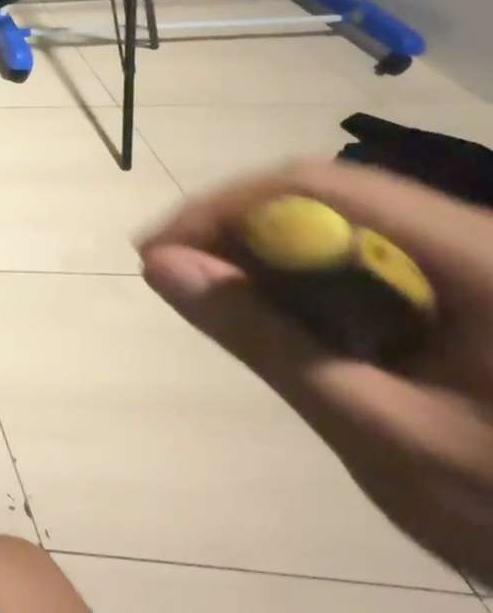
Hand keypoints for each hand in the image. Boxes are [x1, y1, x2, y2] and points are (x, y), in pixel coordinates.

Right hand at [138, 160, 492, 584]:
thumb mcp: (380, 431)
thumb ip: (268, 341)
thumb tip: (162, 265)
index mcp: (477, 261)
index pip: (319, 188)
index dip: (223, 208)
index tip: (160, 255)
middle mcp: (483, 242)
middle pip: (330, 196)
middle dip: (238, 230)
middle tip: (180, 278)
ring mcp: (484, 262)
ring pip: (347, 221)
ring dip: (268, 253)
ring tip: (221, 298)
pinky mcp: (481, 286)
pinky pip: (376, 251)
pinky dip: (311, 274)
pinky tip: (289, 315)